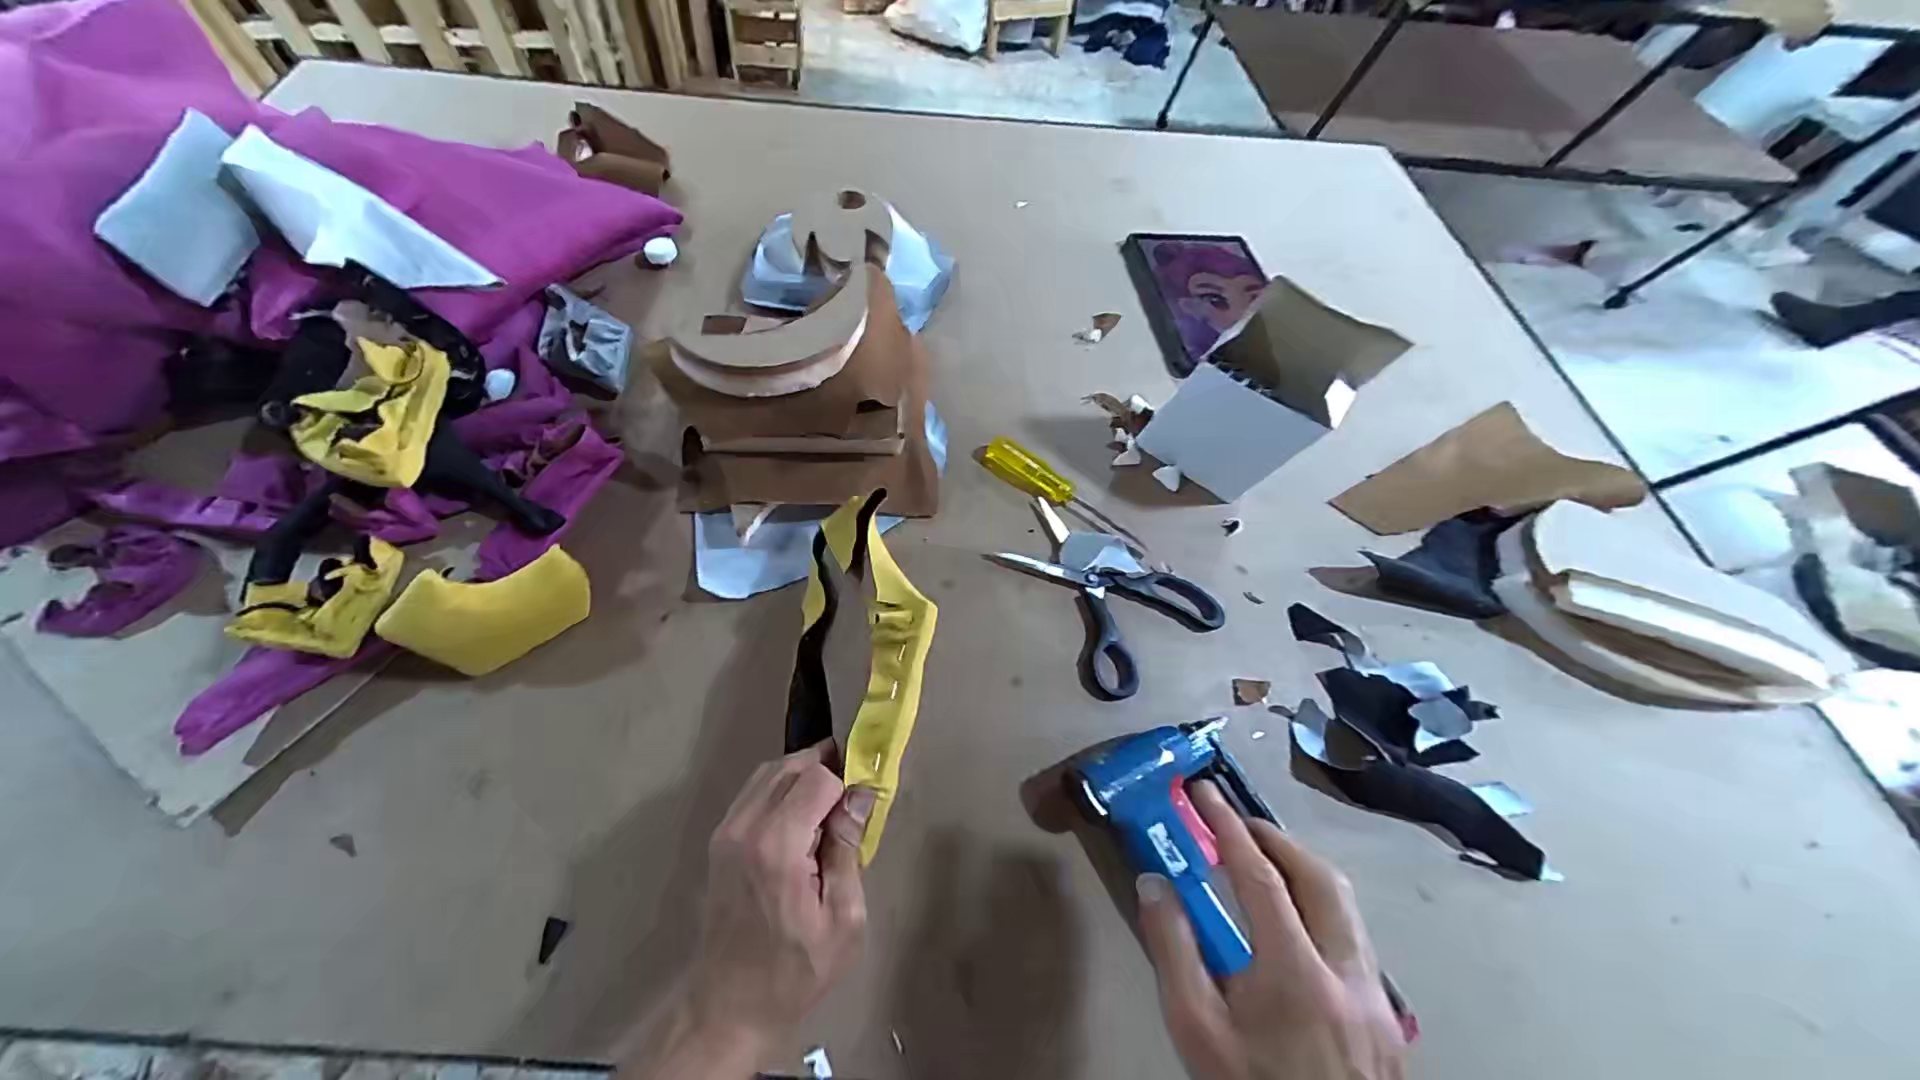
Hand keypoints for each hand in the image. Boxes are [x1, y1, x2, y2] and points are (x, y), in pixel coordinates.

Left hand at [620, 743, 873, 1079]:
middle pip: (792, 765)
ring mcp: (727, 831)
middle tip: (853, 793)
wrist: (729, 1007)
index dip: (847, 779)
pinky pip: (754, 791)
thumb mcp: (843, 917)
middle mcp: (746, 828)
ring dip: (803, 774)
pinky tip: (800, 813)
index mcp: (777, 846)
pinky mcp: (719, 839)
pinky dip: (781, 787)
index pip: (818, 777)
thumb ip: (848, 847)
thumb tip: (861, 793)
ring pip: (770, 771)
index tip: (865, 798)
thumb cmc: (796, 969)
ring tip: (830, 802)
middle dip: (827, 768)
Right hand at [1136, 781, 1407, 1079]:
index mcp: (1297, 973)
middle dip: (1274, 838)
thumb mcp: (1196, 1030)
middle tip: (1235, 824)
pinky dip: (1319, 906)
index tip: (1205, 793)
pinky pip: (1353, 936)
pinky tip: (1292, 925)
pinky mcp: (1386, 1018)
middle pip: (1320, 878)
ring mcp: (1375, 997)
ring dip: (1301, 869)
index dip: (1229, 827)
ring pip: (1345, 906)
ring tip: (1261, 863)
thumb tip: (1155, 882)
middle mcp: (1347, 974)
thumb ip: (1173, 950)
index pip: (1261, 877)